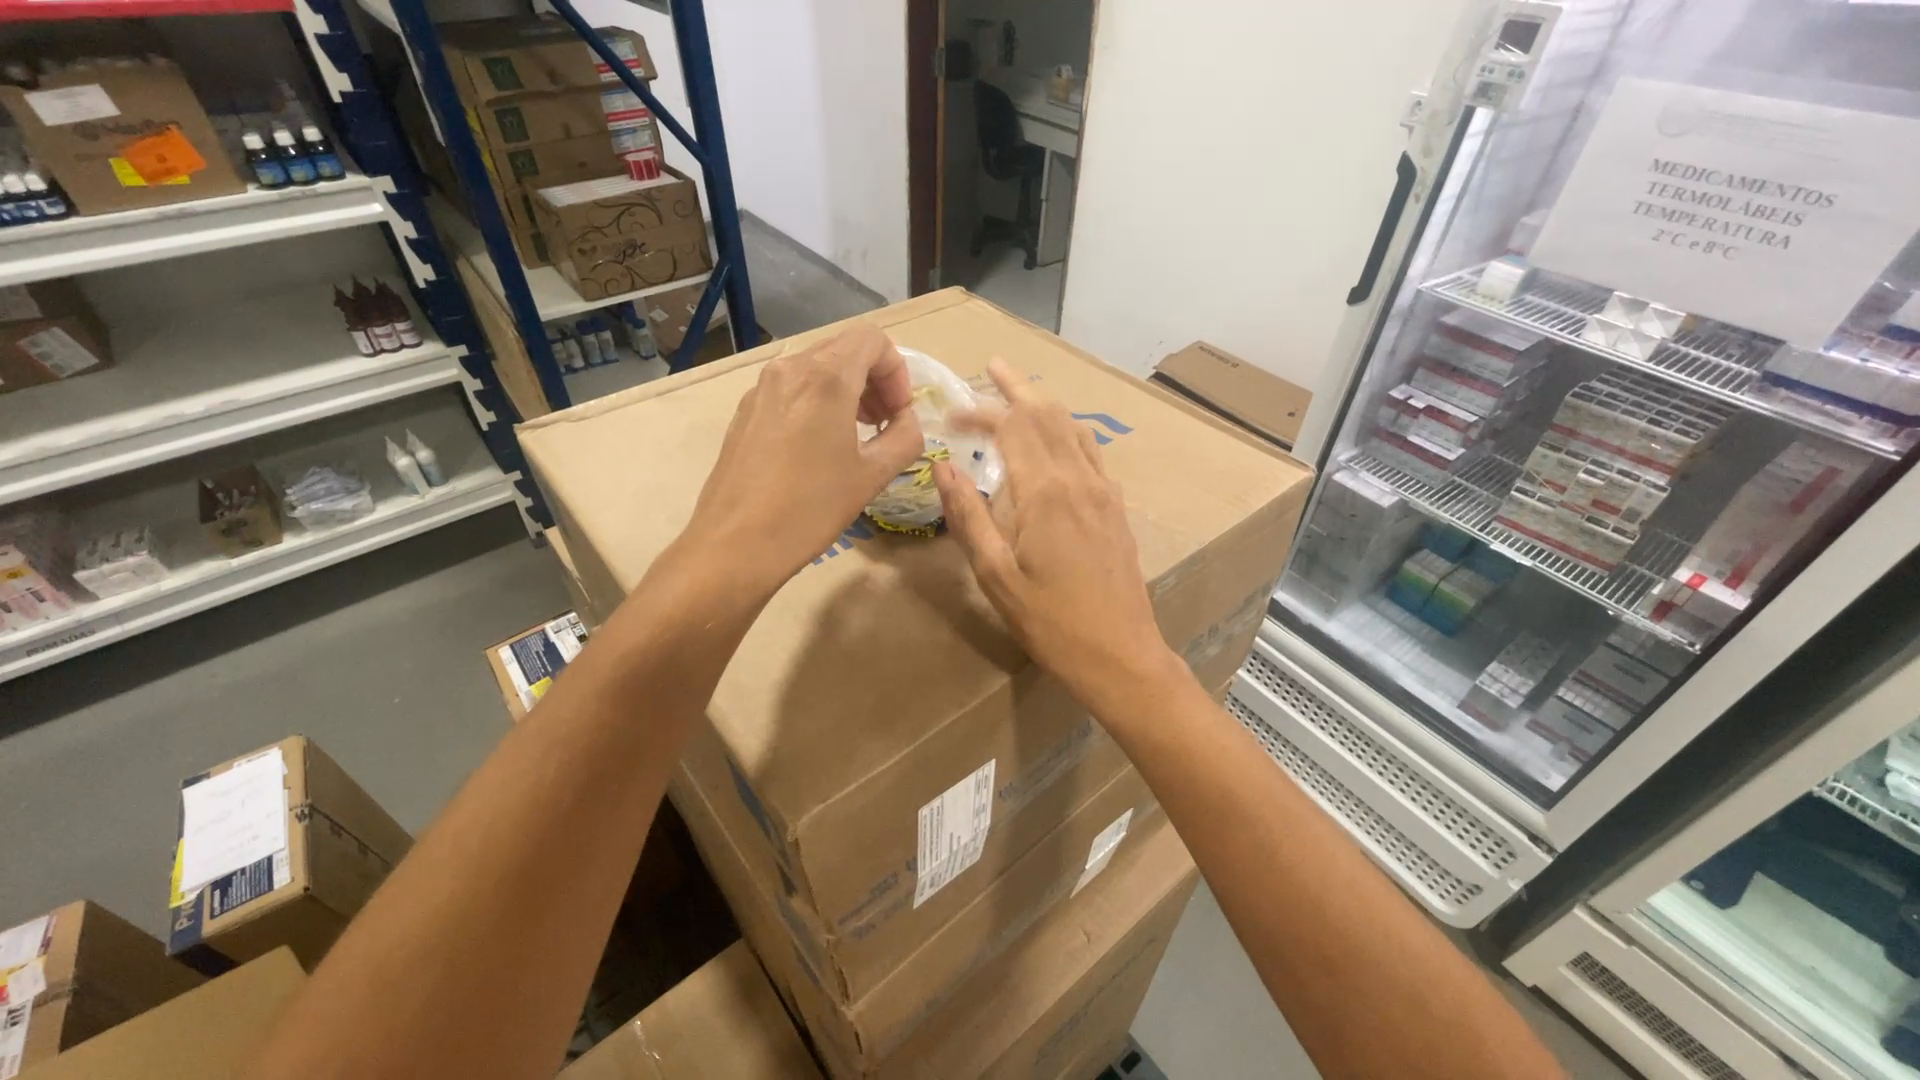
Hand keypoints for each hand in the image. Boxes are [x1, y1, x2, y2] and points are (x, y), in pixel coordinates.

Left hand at [679, 323, 924, 592]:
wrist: (736, 544)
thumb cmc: (811, 508)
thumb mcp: (873, 475)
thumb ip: (904, 437)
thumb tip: (907, 422)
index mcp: (825, 377)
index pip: (873, 340)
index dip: (897, 372)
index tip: (900, 413)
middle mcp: (790, 370)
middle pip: (844, 350)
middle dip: (874, 381)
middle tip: (886, 424)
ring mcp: (761, 389)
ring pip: (816, 369)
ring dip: (847, 392)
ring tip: (857, 436)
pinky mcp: (745, 412)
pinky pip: (792, 390)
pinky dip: (817, 404)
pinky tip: (820, 449)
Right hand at [932, 360, 1182, 714]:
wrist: (1121, 654)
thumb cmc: (1051, 622)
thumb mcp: (996, 576)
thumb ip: (969, 517)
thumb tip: (944, 467)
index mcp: (1045, 493)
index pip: (1012, 427)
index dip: (981, 411)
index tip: (950, 412)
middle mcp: (1079, 480)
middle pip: (1048, 415)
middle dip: (1018, 387)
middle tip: (994, 365)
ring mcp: (1104, 493)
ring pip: (1074, 429)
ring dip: (1047, 404)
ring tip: (1023, 392)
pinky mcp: (1116, 509)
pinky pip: (1092, 453)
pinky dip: (1069, 431)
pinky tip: (1060, 440)